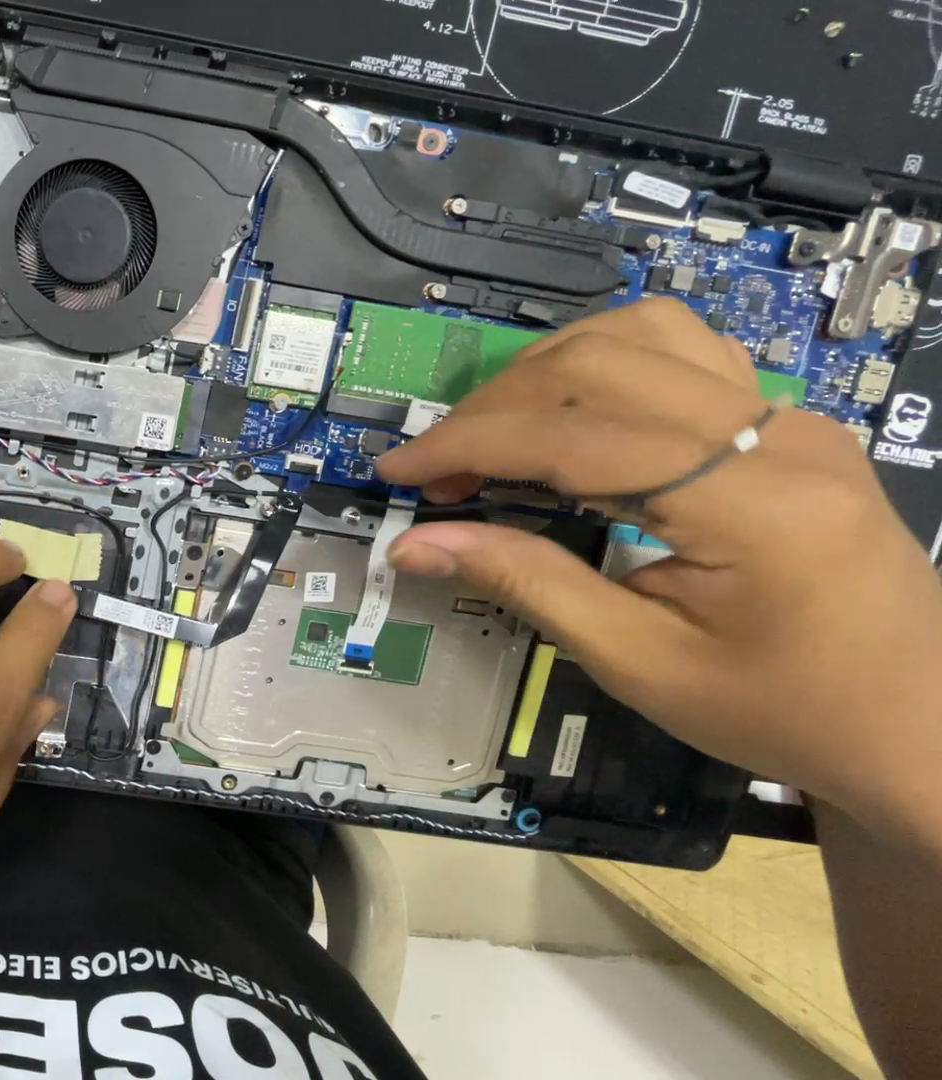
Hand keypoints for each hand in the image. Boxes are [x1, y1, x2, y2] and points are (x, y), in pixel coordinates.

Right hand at [377, 299, 941, 847]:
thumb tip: (413, 544)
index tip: (396, 470)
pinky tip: (562, 410)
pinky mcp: (783, 421)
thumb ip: (521, 582)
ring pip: (637, 335)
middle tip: (439, 469)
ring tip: (492, 434)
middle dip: (492, 407)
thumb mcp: (633, 660)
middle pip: (600, 364)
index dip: (469, 443)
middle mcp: (778, 436)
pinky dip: (595, 362)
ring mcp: (789, 418)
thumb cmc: (778, 709)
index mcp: (752, 506)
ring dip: (538, 371)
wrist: (919, 724)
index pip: (575, 436)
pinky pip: (676, 348)